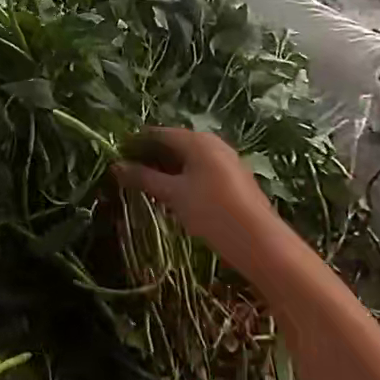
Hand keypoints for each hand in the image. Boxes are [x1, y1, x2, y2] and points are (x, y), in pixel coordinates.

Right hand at [112, 128, 284, 276]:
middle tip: (127, 172)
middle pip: (172, 144)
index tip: (116, 156)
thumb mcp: (173, 194)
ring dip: (164, 169)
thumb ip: (143, 177)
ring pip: (186, 159)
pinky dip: (181, 177)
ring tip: (144, 184)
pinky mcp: (233, 181)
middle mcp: (213, 145)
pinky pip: (199, 171)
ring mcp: (226, 162)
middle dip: (149, 156)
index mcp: (197, 141)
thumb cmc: (213, 212)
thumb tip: (115, 166)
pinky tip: (171, 195)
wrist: (264, 246)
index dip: (134, 143)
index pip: (156, 133)